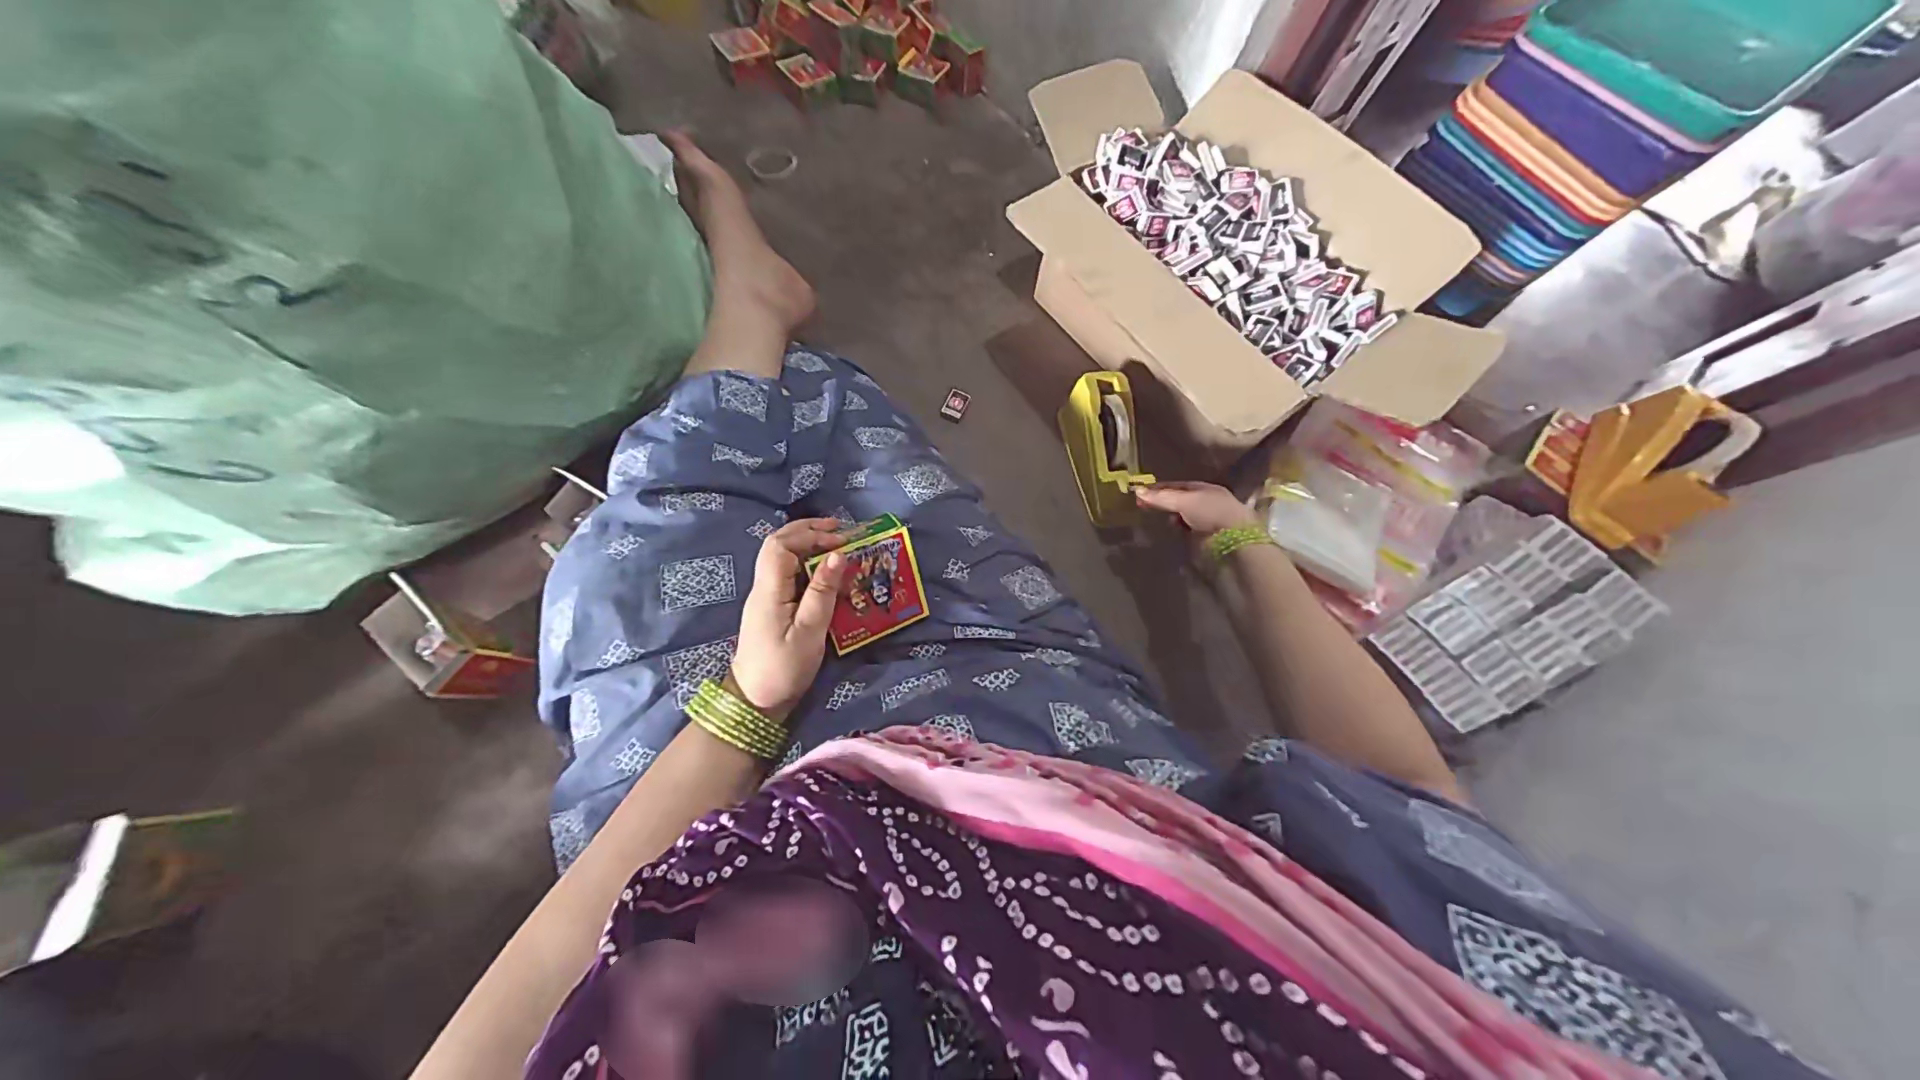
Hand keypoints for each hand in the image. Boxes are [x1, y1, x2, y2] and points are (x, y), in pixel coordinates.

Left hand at [731, 519, 847, 719]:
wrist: (754, 702)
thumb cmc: (784, 669)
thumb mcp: (810, 632)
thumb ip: (823, 592)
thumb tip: (838, 555)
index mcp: (769, 590)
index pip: (780, 546)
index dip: (809, 534)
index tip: (840, 539)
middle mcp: (763, 587)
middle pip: (778, 545)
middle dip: (808, 531)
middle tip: (839, 530)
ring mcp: (766, 596)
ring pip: (782, 558)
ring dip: (808, 545)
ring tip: (836, 544)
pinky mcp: (772, 607)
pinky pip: (788, 574)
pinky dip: (807, 563)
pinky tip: (825, 570)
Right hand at [1135, 481, 1258, 534]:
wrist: (1234, 537)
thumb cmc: (1210, 512)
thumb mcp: (1184, 501)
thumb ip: (1161, 498)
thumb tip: (1138, 491)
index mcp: (1202, 488)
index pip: (1176, 485)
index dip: (1158, 488)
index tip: (1141, 493)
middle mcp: (1205, 500)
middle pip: (1178, 499)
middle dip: (1161, 502)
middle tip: (1142, 506)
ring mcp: (1206, 517)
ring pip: (1182, 514)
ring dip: (1171, 516)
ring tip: (1163, 519)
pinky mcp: (1206, 533)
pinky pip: (1187, 527)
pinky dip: (1180, 527)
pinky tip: (1176, 529)